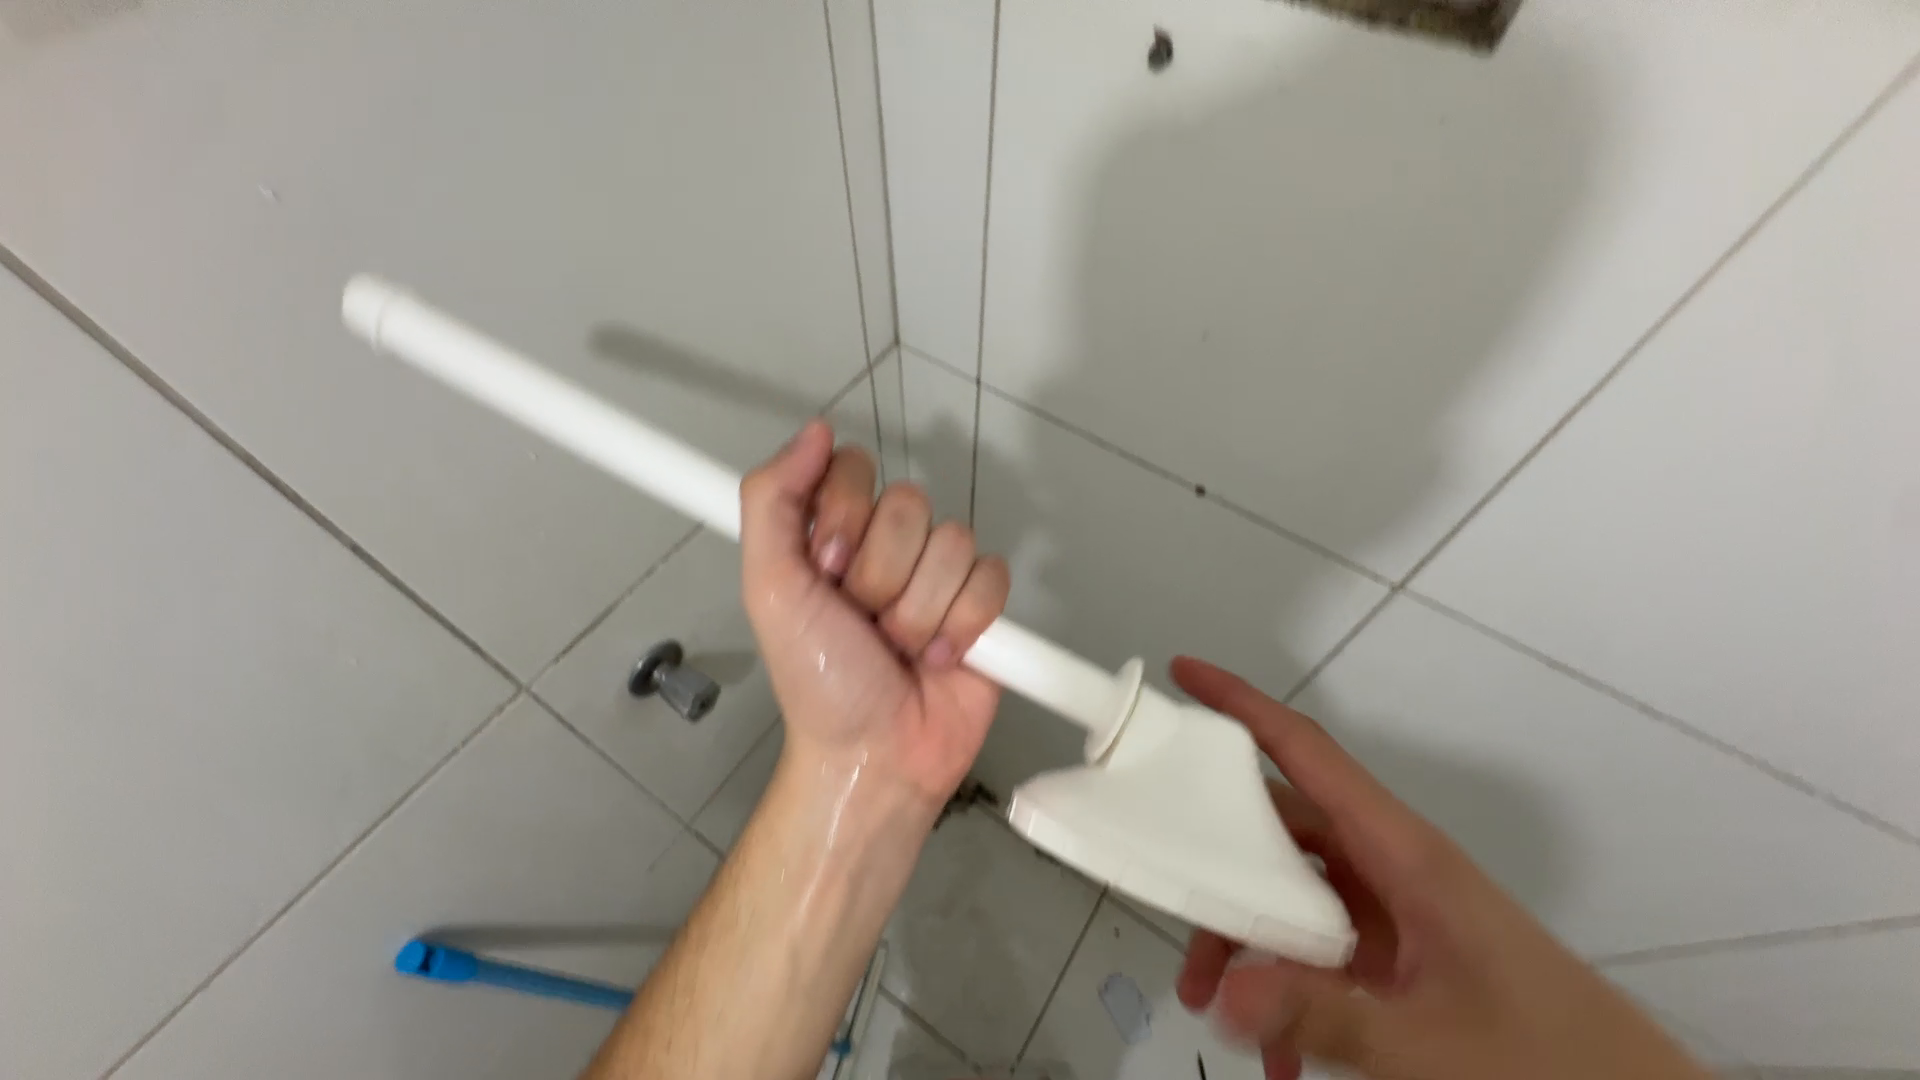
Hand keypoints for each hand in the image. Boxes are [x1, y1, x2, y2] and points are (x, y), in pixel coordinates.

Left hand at [739, 421, 1010, 809]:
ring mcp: (938, 573)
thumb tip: (814, 431)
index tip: (827, 572)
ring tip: (900, 649)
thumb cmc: (818, 681)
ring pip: (952, 541)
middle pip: (909, 504)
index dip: (844, 518)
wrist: (876, 754)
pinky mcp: (981, 603)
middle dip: (882, 577)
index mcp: (835, 533)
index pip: (853, 468)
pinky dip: (965, 623)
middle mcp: (887, 545)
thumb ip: (772, 502)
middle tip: (865, 623)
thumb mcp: (770, 589)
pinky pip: (991, 576)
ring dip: (920, 610)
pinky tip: (942, 657)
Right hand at [1169, 657, 1709, 1079]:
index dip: (1242, 704)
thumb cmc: (1548, 1060)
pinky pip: (1315, 948)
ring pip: (1288, 894)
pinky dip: (1283, 989)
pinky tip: (1277, 1056)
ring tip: (1207, 1000)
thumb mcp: (1430, 1046)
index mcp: (1398, 851)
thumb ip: (1323, 1018)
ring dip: (1243, 941)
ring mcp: (1387, 910)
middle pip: (1276, 829)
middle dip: (1214, 862)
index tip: (1184, 672)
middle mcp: (1384, 865)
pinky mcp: (1392, 954)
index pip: (1306, 751)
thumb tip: (1221, 998)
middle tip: (1163, 892)